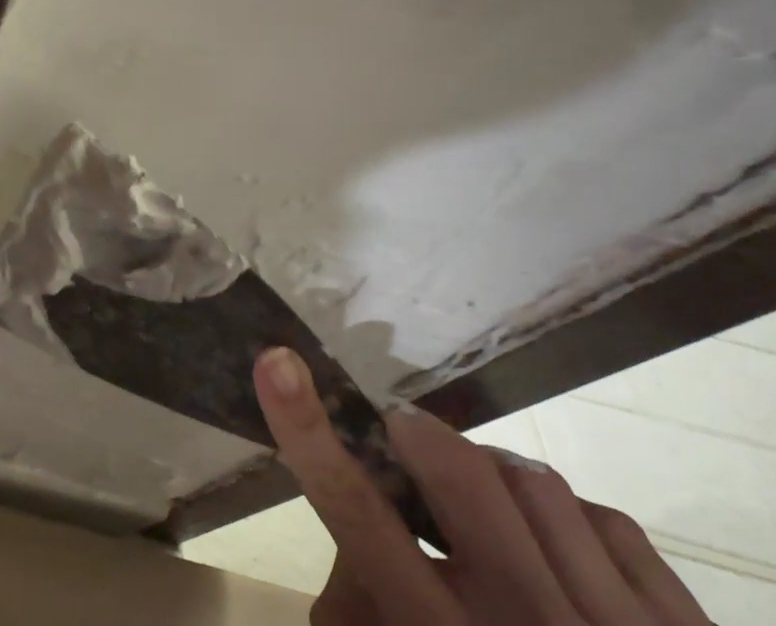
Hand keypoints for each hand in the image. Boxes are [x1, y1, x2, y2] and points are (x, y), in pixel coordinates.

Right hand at [255, 347, 710, 625]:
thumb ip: (351, 590)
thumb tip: (358, 508)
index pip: (354, 509)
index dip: (308, 429)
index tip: (279, 362)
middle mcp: (521, 623)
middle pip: (459, 472)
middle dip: (420, 435)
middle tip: (405, 437)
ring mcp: (613, 623)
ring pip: (534, 481)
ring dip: (493, 476)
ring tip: (486, 511)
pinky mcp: (682, 625)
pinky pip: (606, 517)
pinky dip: (566, 516)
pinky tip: (555, 551)